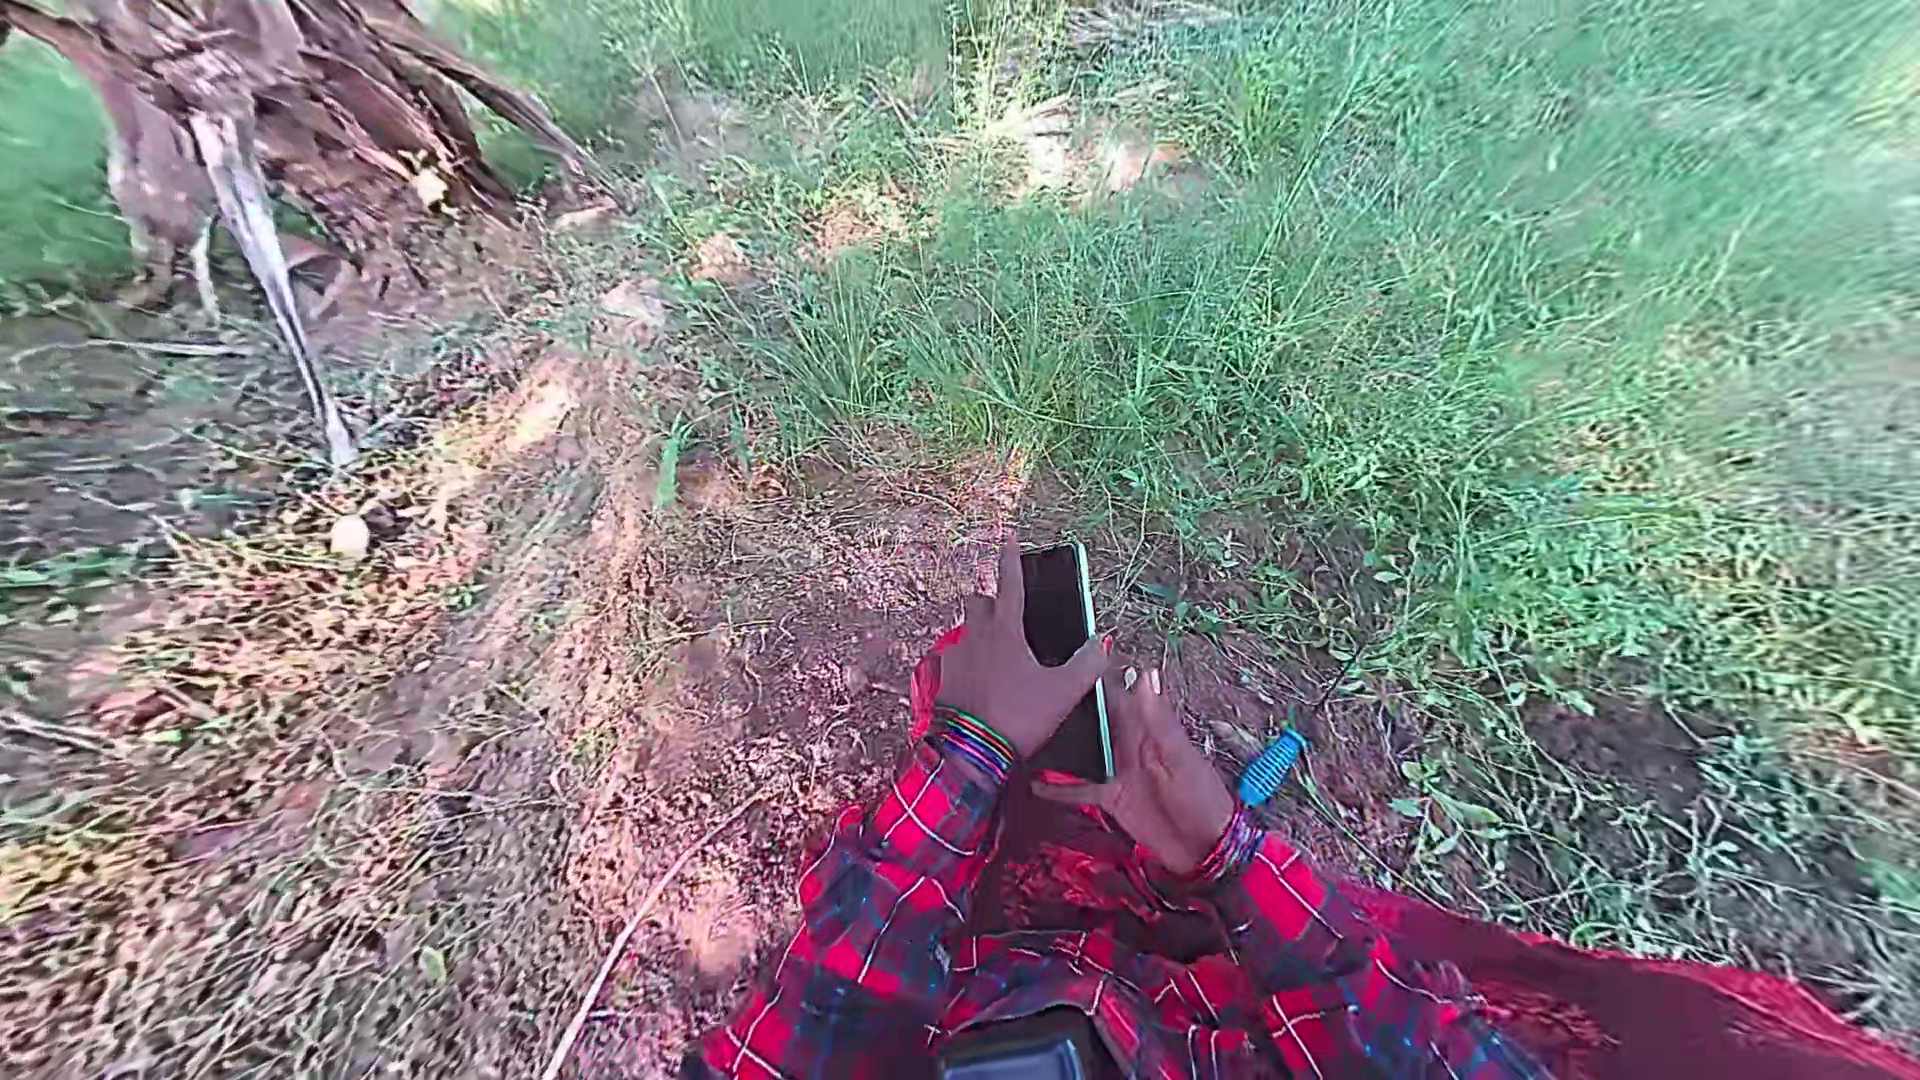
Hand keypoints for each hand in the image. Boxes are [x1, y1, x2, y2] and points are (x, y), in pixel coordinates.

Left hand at [934, 536, 1110, 756]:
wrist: (973, 751)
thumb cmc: (1018, 715)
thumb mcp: (1062, 692)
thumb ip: (1087, 665)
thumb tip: (1103, 645)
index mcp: (1005, 631)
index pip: (1010, 585)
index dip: (1011, 560)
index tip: (1009, 538)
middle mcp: (977, 636)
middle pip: (979, 602)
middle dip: (991, 600)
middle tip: (1008, 615)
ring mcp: (957, 656)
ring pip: (967, 630)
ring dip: (980, 633)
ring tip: (998, 654)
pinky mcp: (945, 676)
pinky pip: (957, 658)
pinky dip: (969, 661)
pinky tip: (981, 680)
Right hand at [1032, 663, 1234, 873]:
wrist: (1206, 851)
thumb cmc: (1199, 797)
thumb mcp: (1178, 755)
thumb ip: (1158, 717)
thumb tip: (1146, 673)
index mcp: (1145, 730)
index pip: (1117, 696)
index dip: (1094, 678)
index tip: (1064, 656)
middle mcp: (1126, 746)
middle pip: (1094, 720)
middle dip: (1067, 706)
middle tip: (1030, 691)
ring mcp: (1115, 771)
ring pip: (1082, 749)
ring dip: (1059, 742)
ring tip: (1025, 729)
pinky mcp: (1109, 798)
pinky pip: (1078, 788)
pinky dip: (1057, 787)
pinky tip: (1033, 783)